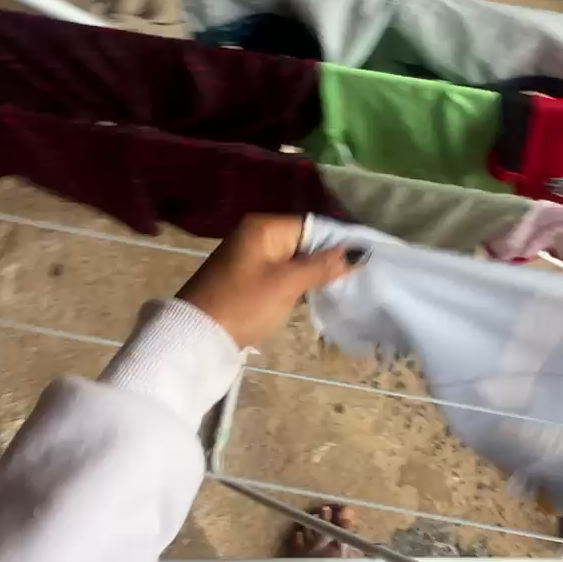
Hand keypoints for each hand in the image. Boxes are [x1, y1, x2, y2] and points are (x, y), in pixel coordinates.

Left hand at [177, 215, 362, 348]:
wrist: (197, 336)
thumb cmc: (244, 304)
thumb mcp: (287, 284)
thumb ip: (322, 266)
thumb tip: (357, 251)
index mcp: (264, 227)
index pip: (311, 225)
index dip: (338, 241)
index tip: (365, 259)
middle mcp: (256, 235)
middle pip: (303, 241)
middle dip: (328, 259)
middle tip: (358, 276)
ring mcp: (250, 258)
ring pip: (293, 260)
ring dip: (314, 273)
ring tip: (343, 287)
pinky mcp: (247, 279)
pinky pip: (281, 274)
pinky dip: (297, 283)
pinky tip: (315, 296)